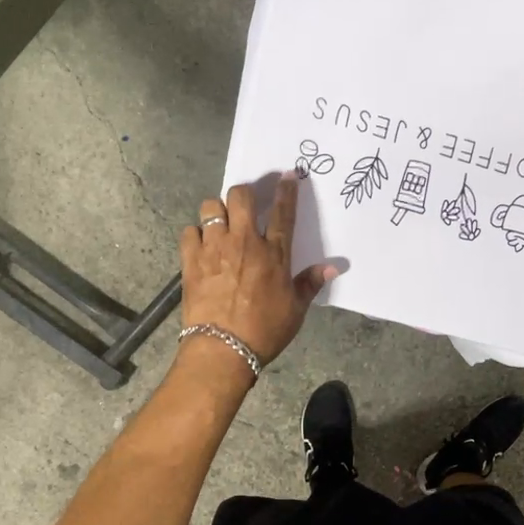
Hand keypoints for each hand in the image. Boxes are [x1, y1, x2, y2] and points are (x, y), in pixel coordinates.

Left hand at [178, 174, 338, 366]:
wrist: (224, 349)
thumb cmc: (265, 331)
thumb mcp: (295, 310)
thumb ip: (310, 283)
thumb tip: (334, 266)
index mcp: (274, 254)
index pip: (282, 212)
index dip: (285, 190)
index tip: (287, 176)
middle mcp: (244, 242)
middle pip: (240, 196)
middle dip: (244, 194)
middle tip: (245, 206)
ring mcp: (214, 248)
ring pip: (210, 206)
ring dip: (216, 211)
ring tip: (220, 225)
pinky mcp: (191, 260)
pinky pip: (189, 230)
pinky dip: (195, 234)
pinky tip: (201, 246)